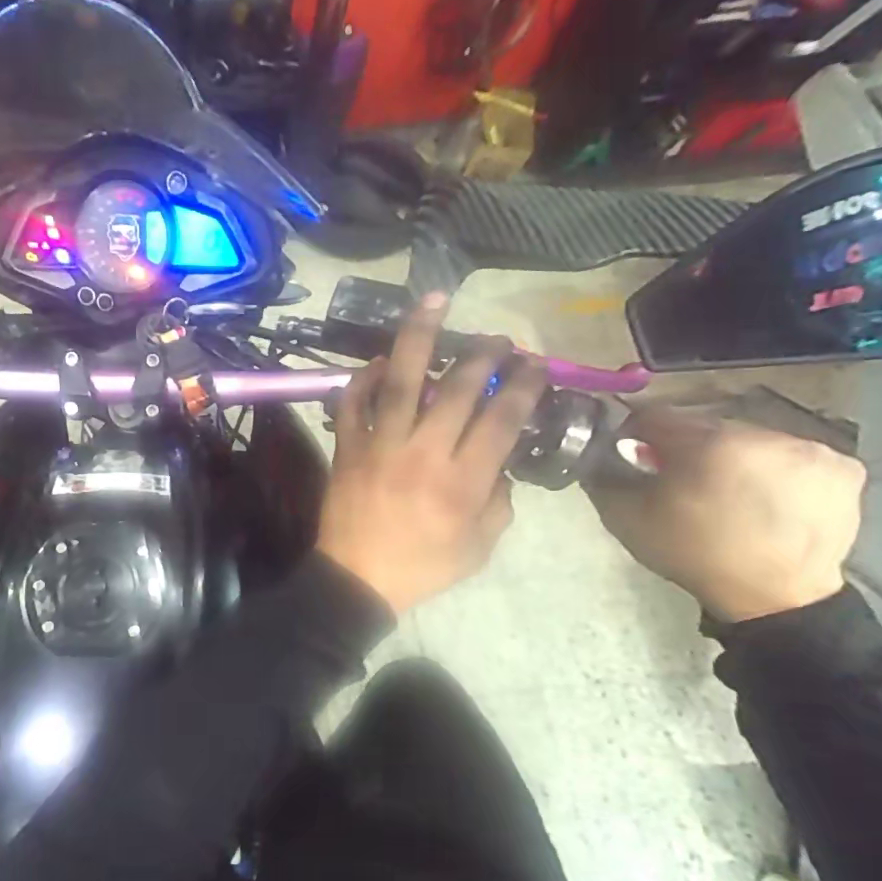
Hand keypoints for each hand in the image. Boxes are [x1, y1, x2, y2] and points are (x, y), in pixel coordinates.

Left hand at [316, 292, 547, 613]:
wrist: (356, 579)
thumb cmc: (422, 567)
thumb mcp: (479, 547)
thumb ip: (499, 503)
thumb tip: (500, 464)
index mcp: (462, 481)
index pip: (501, 420)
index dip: (522, 386)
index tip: (534, 364)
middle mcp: (423, 453)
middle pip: (457, 390)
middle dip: (482, 355)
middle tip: (498, 338)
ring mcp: (379, 446)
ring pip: (400, 381)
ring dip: (420, 337)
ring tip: (435, 302)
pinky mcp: (347, 448)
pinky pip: (352, 404)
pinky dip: (362, 379)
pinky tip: (378, 360)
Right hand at [586, 409, 864, 622]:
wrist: (775, 599)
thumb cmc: (694, 555)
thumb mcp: (629, 519)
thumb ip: (606, 476)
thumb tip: (600, 451)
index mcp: (708, 443)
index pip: (656, 415)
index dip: (637, 434)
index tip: (634, 457)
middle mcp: (764, 434)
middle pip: (708, 426)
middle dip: (689, 448)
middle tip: (682, 481)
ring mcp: (811, 449)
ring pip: (753, 439)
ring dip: (734, 457)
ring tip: (729, 492)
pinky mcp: (844, 467)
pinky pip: (795, 455)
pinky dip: (777, 469)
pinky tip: (769, 496)